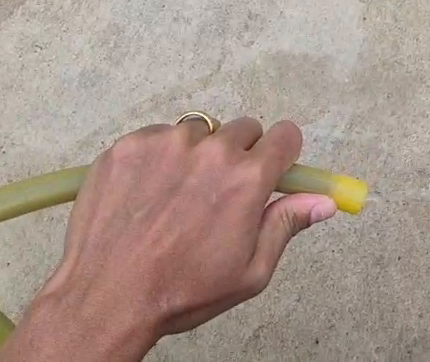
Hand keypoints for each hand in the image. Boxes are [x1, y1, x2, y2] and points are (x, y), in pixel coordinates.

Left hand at [0, 117, 337, 361]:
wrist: (104, 300)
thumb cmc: (181, 292)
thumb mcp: (249, 272)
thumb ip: (288, 224)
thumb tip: (325, 201)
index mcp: (248, 178)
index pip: (285, 135)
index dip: (281, 154)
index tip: (270, 170)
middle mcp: (213, 149)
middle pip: (244, 130)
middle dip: (238, 155)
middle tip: (215, 194)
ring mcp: (168, 142)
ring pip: (201, 131)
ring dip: (197, 154)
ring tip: (175, 197)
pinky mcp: (132, 144)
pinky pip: (160, 136)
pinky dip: (158, 157)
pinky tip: (147, 193)